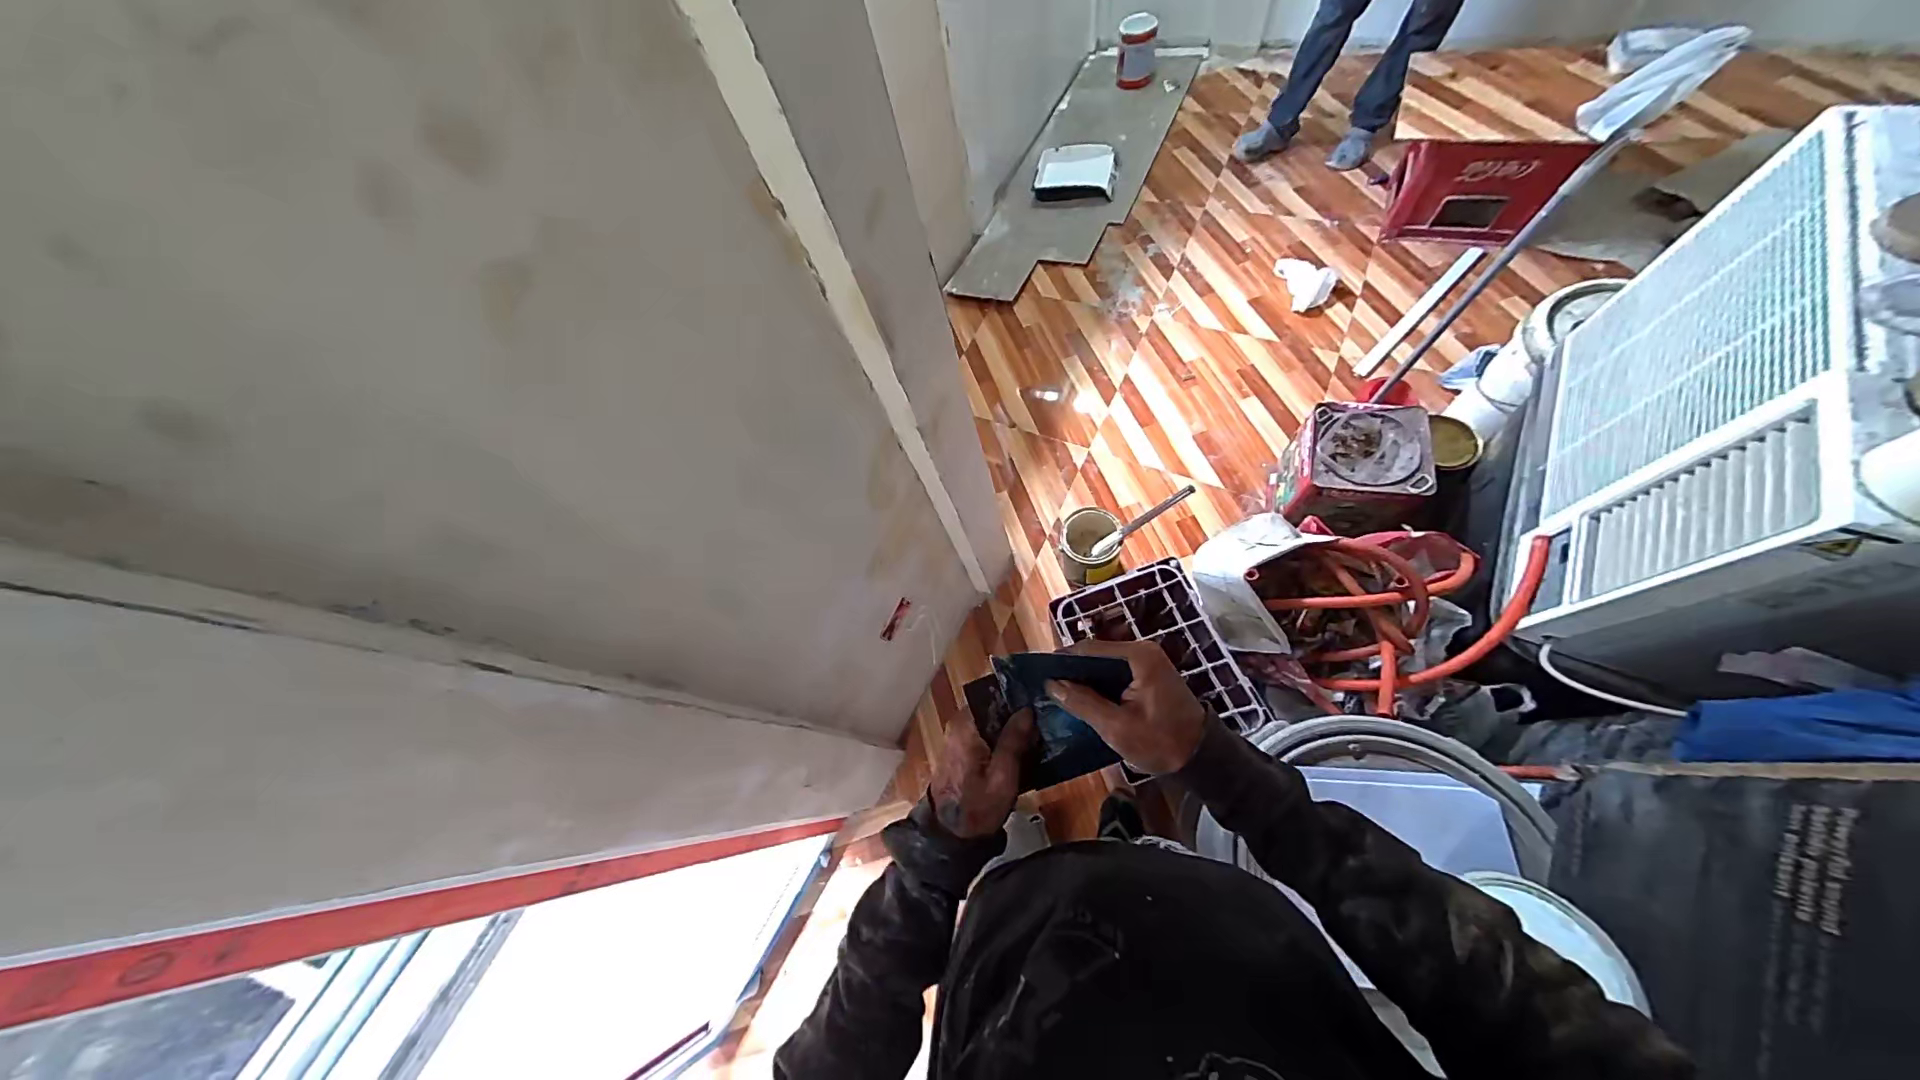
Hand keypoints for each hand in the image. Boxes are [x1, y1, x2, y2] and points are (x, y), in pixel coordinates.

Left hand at [929, 708, 1034, 837]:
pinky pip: (985, 737)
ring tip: (1035, 740)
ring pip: (990, 724)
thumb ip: (1013, 741)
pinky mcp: (961, 751)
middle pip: (993, 710)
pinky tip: (1019, 754)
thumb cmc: (978, 807)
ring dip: (1010, 732)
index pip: (993, 697)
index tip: (1038, 709)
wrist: (951, 836)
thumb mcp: (1003, 776)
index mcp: (965, 727)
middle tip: (1041, 729)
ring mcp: (957, 738)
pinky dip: (1001, 743)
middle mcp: (958, 726)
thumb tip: (1026, 710)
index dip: (1017, 702)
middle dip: (1016, 718)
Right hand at [1046, 639, 1207, 773]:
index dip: (1062, 661)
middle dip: (1072, 670)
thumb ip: (1082, 702)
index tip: (1040, 674)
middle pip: (1096, 654)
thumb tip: (1051, 684)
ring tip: (1059, 694)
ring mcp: (1147, 662)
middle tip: (1047, 687)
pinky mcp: (1148, 674)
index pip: (1089, 649)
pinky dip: (1099, 684)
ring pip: (1104, 664)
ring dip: (1085, 678)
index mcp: (1138, 656)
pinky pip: (1116, 673)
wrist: (1202, 759)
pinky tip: (1083, 698)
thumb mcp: (1116, 727)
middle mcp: (1143, 651)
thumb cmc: (1161, 743)